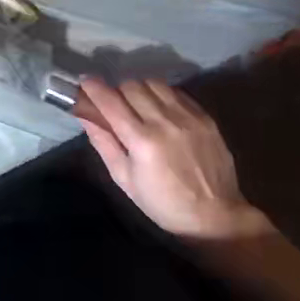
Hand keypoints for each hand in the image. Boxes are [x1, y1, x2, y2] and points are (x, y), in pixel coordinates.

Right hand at [75, 77, 272, 241]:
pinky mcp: (203, 116)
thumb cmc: (164, 204)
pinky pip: (175, 91)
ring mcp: (186, 117)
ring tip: (139, 105)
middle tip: (115, 104)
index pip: (110, 101)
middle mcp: (164, 122)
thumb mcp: (125, 180)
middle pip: (130, 86)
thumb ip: (103, 143)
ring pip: (153, 83)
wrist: (216, 218)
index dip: (93, 88)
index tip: (84, 82)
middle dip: (117, 91)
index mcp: (142, 141)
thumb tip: (84, 114)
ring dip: (140, 89)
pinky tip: (161, 110)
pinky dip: (162, 95)